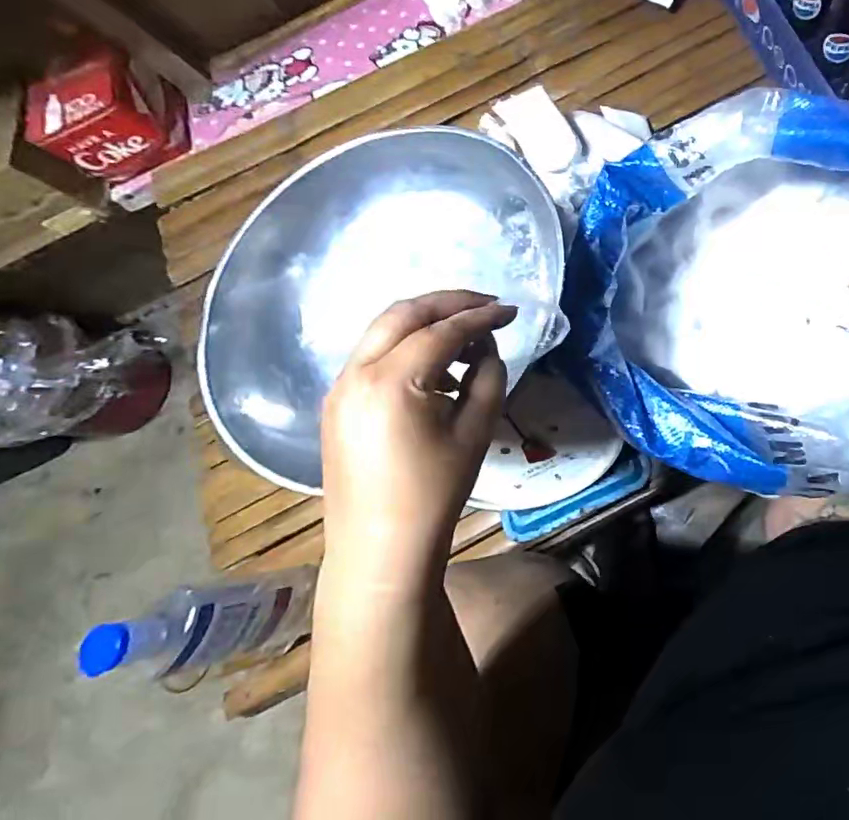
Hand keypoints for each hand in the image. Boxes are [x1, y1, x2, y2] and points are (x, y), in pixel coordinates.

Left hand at [320, 292, 514, 568]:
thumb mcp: (476, 431)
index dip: (481, 316)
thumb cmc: (435, 491)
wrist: (380, 545)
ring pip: (384, 329)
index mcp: (392, 382)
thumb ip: (488, 377)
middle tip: (487, 305)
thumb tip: (485, 351)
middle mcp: (357, 373)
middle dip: (449, 302)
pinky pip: (373, 355)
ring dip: (427, 321)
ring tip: (467, 337)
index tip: (511, 311)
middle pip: (405, 314)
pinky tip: (436, 368)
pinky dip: (407, 345)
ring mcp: (340, 387)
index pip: (443, 331)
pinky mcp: (337, 402)